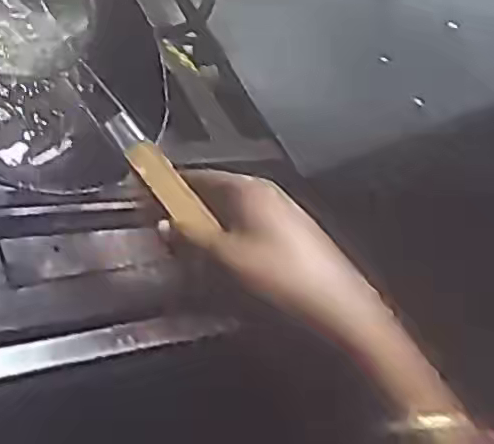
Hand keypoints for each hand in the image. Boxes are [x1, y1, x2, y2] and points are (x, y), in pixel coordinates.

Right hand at [169, 170, 391, 336]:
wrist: (349, 319)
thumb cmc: (282, 279)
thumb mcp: (226, 259)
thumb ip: (190, 237)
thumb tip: (164, 224)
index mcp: (245, 186)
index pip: (193, 175)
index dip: (166, 187)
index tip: (145, 200)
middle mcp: (264, 192)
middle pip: (211, 194)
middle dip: (186, 213)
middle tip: (167, 236)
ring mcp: (283, 214)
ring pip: (230, 215)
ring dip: (208, 232)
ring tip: (194, 258)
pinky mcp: (296, 239)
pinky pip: (249, 231)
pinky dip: (230, 243)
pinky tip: (228, 270)